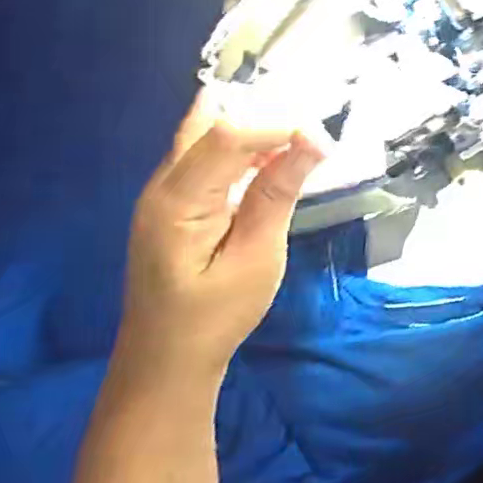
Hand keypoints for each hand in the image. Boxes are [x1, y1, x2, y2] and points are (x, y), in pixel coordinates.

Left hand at [121, 91, 323, 379]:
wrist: (164, 364)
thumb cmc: (214, 318)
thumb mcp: (256, 257)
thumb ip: (278, 193)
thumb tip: (313, 139)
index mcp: (177, 201)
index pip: (227, 135)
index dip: (277, 127)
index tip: (321, 142)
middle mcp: (161, 185)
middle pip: (209, 123)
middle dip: (263, 118)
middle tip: (308, 134)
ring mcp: (161, 193)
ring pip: (204, 136)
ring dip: (252, 132)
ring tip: (295, 143)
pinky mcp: (171, 204)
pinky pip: (204, 158)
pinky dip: (239, 151)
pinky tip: (268, 163)